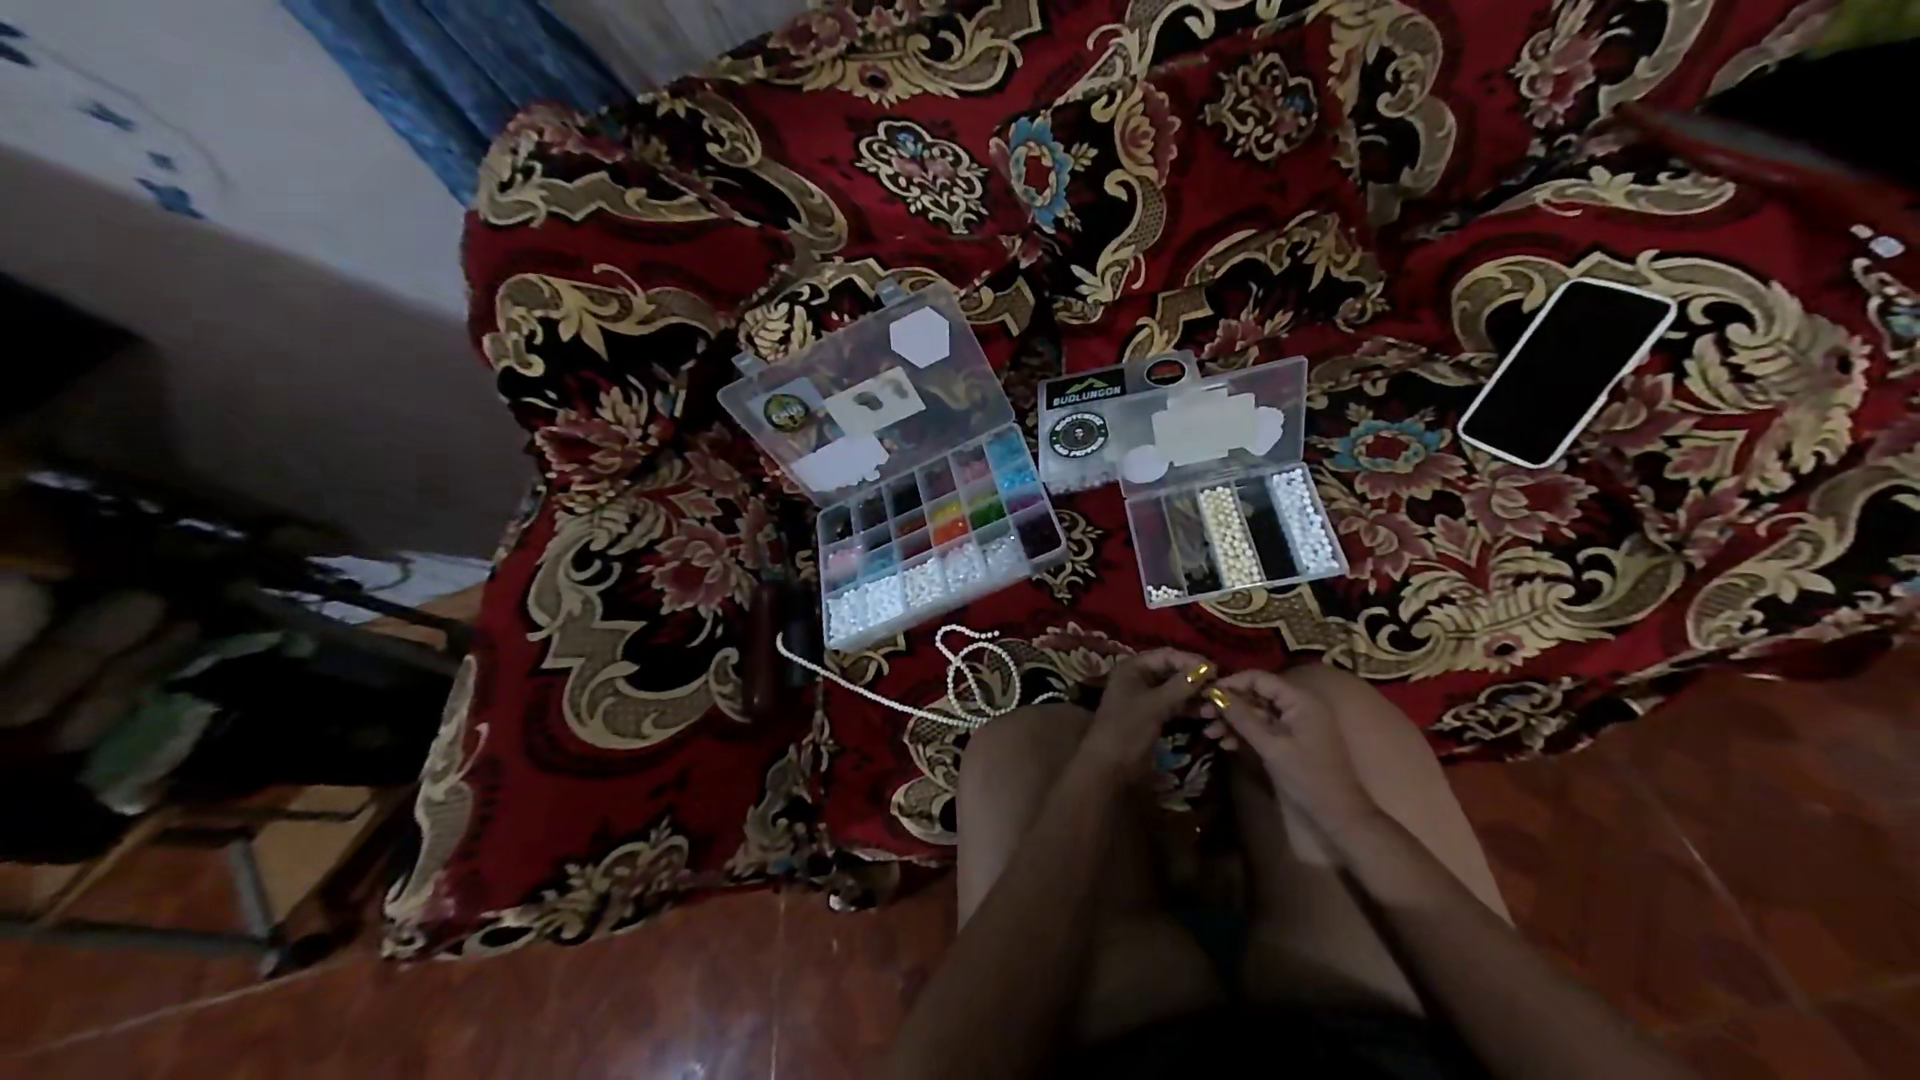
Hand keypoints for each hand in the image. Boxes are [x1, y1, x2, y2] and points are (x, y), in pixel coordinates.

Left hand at [1079, 648, 1213, 782]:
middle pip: (1172, 671)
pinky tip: (1207, 713)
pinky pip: (1175, 705)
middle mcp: (1139, 678)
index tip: (1216, 670)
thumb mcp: (1154, 705)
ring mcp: (1147, 697)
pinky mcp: (1154, 715)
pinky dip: (1189, 707)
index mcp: (1132, 668)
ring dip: (1195, 694)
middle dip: (1194, 678)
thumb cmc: (1126, 729)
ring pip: (1176, 689)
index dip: (1190, 661)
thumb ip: (1180, 686)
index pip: (1166, 656)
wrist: (1110, 766)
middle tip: (1220, 687)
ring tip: (1215, 702)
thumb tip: (1208, 668)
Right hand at [1205, 668, 1375, 828]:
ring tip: (1209, 733)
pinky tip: (1225, 745)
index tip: (1205, 694)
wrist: (1338, 816)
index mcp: (1300, 700)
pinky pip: (1261, 729)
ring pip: (1255, 713)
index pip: (1259, 678)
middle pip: (1256, 694)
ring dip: (1232, 721)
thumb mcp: (1271, 746)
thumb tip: (1214, 694)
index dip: (1231, 683)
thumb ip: (1242, 718)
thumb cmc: (1308, 777)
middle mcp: (1297, 707)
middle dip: (1228, 704)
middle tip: (1202, 714)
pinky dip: (1243, 734)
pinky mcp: (1289, 742)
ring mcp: (1293, 725)